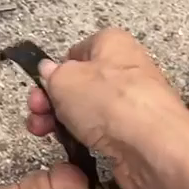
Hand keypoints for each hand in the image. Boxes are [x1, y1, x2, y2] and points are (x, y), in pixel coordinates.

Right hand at [25, 28, 188, 188]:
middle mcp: (125, 70)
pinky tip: (76, 144)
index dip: (55, 71)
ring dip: (63, 122)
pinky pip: (101, 132)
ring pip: (88, 110)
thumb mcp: (64, 80)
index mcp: (112, 44)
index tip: (41, 88)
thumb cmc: (112, 102)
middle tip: (38, 113)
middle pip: (79, 84)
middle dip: (53, 101)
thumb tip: (49, 72)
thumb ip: (52, 75)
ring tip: (45, 133)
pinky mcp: (133, 133)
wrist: (150, 145)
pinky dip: (85, 138)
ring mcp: (130, 103)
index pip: (76, 52)